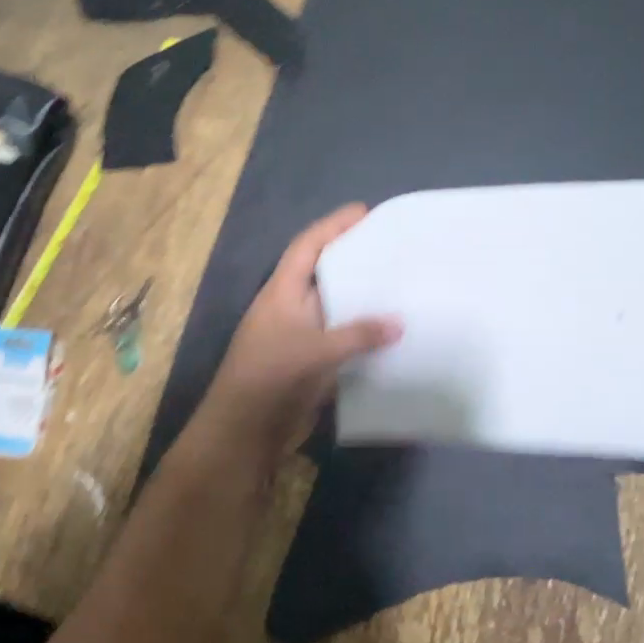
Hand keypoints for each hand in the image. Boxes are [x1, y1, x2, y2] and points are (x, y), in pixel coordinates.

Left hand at [198, 204, 402, 465]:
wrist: (243, 431)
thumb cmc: (271, 377)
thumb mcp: (315, 351)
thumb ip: (358, 335)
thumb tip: (399, 323)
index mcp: (282, 292)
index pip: (307, 247)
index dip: (332, 226)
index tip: (363, 211)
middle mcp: (290, 308)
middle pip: (324, 274)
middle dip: (353, 259)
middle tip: (392, 247)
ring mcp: (299, 337)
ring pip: (335, 309)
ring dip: (362, 300)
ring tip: (400, 286)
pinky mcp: (309, 364)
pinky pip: (341, 341)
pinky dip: (363, 336)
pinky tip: (392, 336)